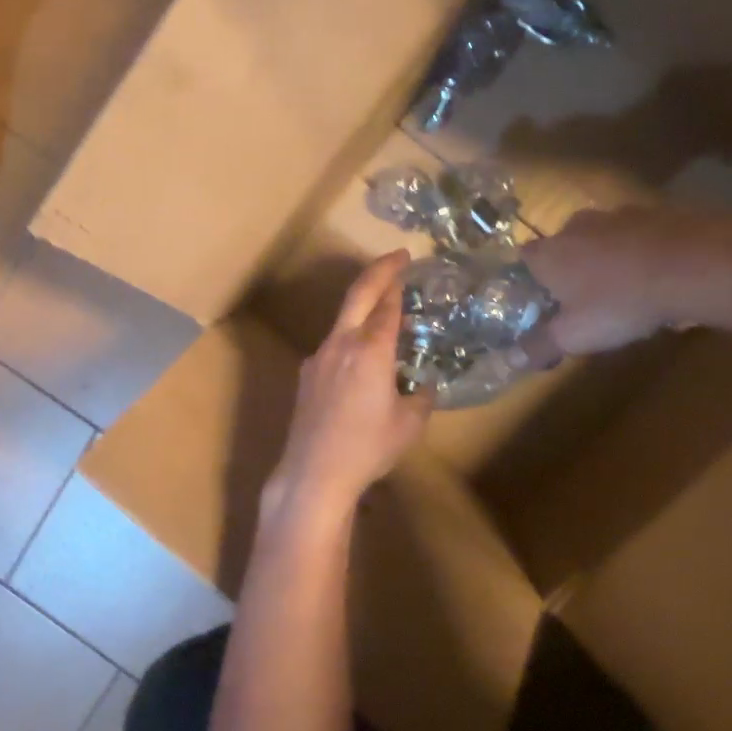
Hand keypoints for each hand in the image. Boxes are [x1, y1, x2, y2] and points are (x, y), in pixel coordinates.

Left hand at [271, 251, 434, 507]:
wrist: (313, 471)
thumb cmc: (367, 447)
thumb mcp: (409, 424)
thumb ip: (421, 397)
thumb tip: (425, 386)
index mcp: (370, 349)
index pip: (386, 303)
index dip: (396, 280)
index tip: (406, 263)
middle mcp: (341, 344)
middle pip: (357, 295)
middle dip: (377, 272)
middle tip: (395, 259)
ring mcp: (318, 358)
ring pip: (342, 322)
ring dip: (363, 309)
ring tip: (384, 313)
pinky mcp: (306, 376)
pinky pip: (333, 346)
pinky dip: (351, 339)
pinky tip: (361, 360)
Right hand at [521, 207, 690, 356]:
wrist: (692, 265)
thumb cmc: (618, 302)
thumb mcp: (573, 336)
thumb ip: (539, 346)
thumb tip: (510, 360)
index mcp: (547, 254)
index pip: (524, 259)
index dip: (530, 279)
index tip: (541, 299)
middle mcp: (575, 227)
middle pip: (563, 245)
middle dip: (570, 267)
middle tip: (583, 297)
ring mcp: (617, 215)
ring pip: (602, 238)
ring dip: (607, 258)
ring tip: (624, 288)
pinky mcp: (656, 213)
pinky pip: (638, 235)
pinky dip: (641, 251)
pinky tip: (656, 275)